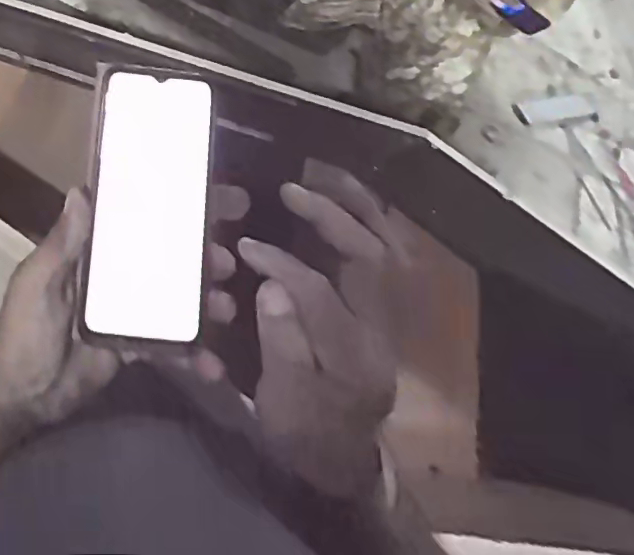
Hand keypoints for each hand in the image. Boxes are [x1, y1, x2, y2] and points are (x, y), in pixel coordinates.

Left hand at [0, 185, 249, 420]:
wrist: (22, 397)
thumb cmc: (24, 330)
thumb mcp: (37, 283)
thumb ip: (60, 244)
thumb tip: (79, 191)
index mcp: (87, 251)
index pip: (128, 217)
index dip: (163, 204)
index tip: (202, 193)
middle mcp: (110, 273)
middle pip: (160, 254)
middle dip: (196, 253)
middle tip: (227, 257)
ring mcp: (124, 309)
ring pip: (172, 296)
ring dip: (201, 299)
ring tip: (225, 305)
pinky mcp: (133, 344)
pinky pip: (168, 343)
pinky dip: (192, 353)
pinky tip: (213, 365)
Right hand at [236, 167, 405, 499]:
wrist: (338, 454)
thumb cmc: (302, 427)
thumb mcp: (282, 399)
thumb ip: (281, 343)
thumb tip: (272, 285)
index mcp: (352, 356)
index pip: (320, 294)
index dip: (280, 264)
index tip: (246, 247)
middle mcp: (380, 330)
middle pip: (370, 259)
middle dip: (330, 218)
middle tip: (290, 190)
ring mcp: (388, 316)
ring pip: (385, 247)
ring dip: (355, 208)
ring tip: (320, 177)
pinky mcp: (381, 306)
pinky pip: (381, 248)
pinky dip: (363, 218)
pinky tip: (339, 198)